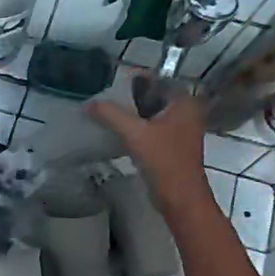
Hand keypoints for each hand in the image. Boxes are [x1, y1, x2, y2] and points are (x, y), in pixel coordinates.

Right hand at [85, 74, 210, 211]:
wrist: (179, 196)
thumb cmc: (163, 160)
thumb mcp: (134, 134)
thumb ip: (111, 115)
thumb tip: (88, 103)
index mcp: (184, 102)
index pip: (158, 79)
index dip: (135, 79)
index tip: (111, 82)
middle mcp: (186, 111)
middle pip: (154, 96)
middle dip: (130, 97)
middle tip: (104, 98)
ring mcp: (180, 129)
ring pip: (151, 113)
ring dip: (131, 113)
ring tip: (106, 113)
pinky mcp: (172, 144)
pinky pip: (151, 128)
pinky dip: (136, 127)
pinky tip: (117, 131)